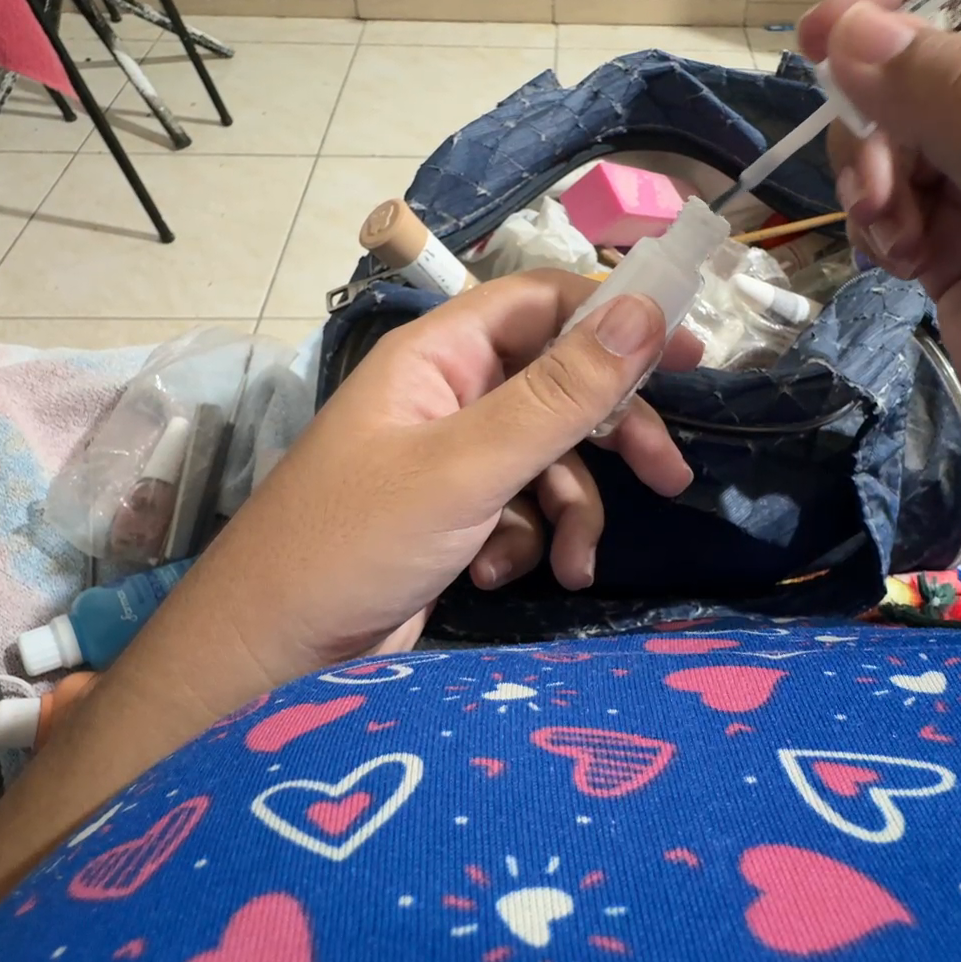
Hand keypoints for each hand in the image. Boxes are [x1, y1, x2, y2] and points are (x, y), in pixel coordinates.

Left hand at [222, 270, 695, 672]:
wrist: (273, 657)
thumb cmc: (354, 544)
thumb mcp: (468, 466)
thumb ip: (559, 394)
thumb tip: (644, 313)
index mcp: (441, 356)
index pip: (544, 304)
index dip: (616, 317)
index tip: (687, 354)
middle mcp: (452, 396)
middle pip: (560, 387)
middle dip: (612, 436)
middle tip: (670, 476)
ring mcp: (454, 458)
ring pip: (551, 460)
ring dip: (570, 513)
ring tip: (573, 567)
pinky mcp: (458, 514)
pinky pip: (524, 509)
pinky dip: (528, 542)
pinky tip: (500, 575)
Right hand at [799, 0, 960, 496]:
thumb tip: (852, 36)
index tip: (825, 32)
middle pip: (934, 53)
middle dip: (883, 108)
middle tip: (869, 180)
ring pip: (897, 131)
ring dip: (871, 175)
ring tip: (888, 232)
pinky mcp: (956, 240)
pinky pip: (889, 200)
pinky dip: (877, 224)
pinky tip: (896, 263)